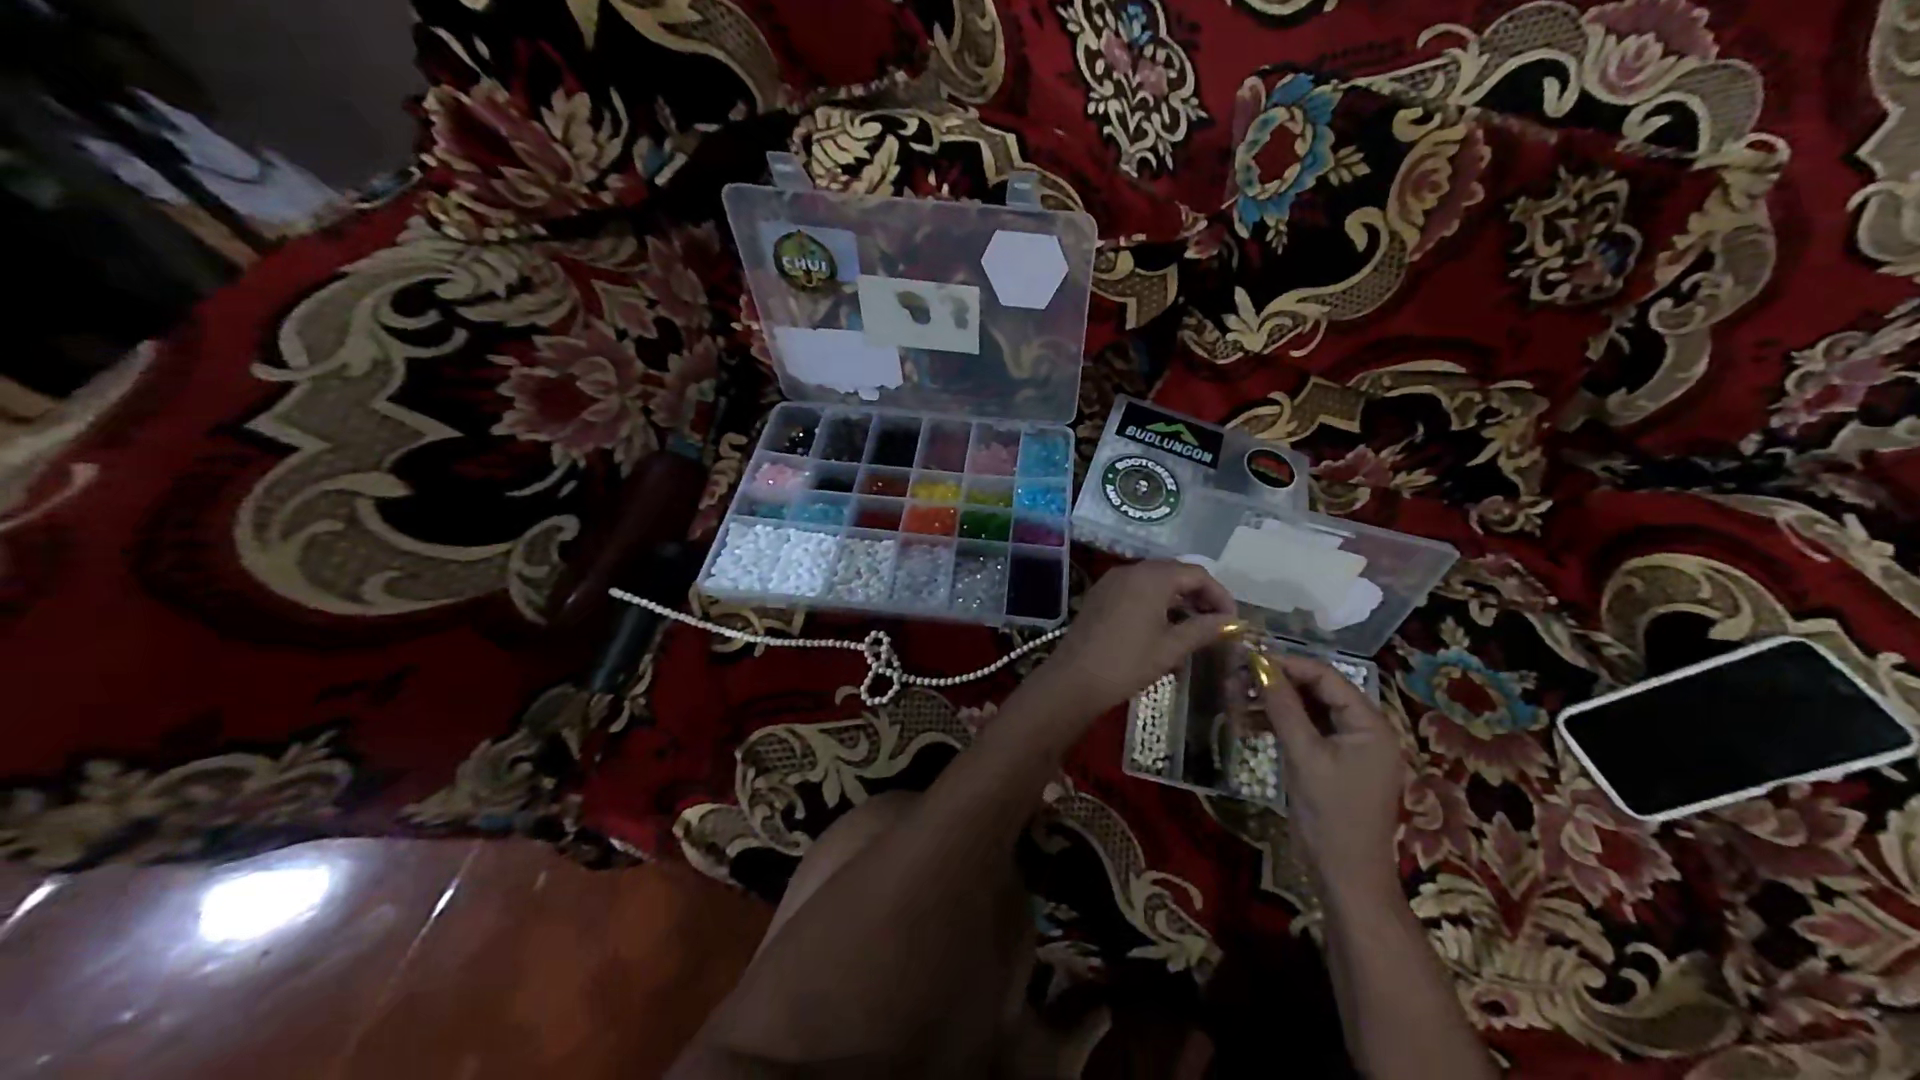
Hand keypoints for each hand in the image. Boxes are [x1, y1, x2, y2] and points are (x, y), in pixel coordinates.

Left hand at [1033, 560, 1236, 719]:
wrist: (1074, 680)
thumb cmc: (1127, 662)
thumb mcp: (1171, 647)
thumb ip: (1203, 629)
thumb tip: (1230, 622)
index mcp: (1151, 577)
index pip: (1197, 574)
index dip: (1219, 594)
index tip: (1232, 620)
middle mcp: (1130, 570)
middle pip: (1175, 573)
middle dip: (1199, 595)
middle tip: (1216, 623)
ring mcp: (1111, 582)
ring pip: (1154, 582)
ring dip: (1177, 600)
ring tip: (1194, 628)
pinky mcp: (1099, 596)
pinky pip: (1135, 591)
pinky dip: (1155, 603)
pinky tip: (1164, 628)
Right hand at [1261, 655, 1406, 901]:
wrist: (1345, 874)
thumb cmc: (1330, 813)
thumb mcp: (1304, 756)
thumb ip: (1284, 708)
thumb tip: (1261, 666)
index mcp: (1370, 724)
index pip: (1327, 677)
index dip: (1288, 664)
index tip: (1249, 658)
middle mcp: (1364, 729)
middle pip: (1317, 691)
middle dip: (1277, 682)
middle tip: (1237, 677)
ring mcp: (1348, 747)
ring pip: (1308, 711)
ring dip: (1273, 703)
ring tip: (1235, 697)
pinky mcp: (1332, 763)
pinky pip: (1305, 732)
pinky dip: (1278, 725)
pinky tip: (1247, 722)